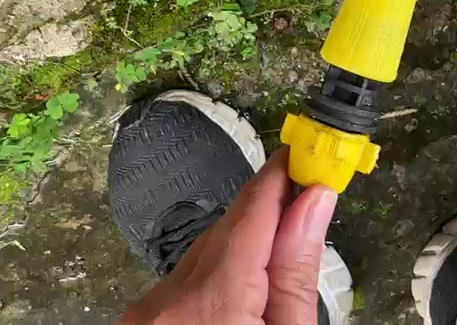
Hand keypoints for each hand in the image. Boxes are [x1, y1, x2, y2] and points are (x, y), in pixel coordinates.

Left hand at [118, 151, 337, 324]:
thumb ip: (296, 271)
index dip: (287, 170)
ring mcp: (141, 318)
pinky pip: (184, 283)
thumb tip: (315, 198)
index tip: (314, 150)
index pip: (254, 205)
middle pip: (229, 227)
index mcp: (210, 303)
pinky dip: (218, 275)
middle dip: (272, 212)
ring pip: (205, 253)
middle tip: (314, 202)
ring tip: (281, 264)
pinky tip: (243, 296)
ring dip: (244, 245)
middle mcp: (164, 302)